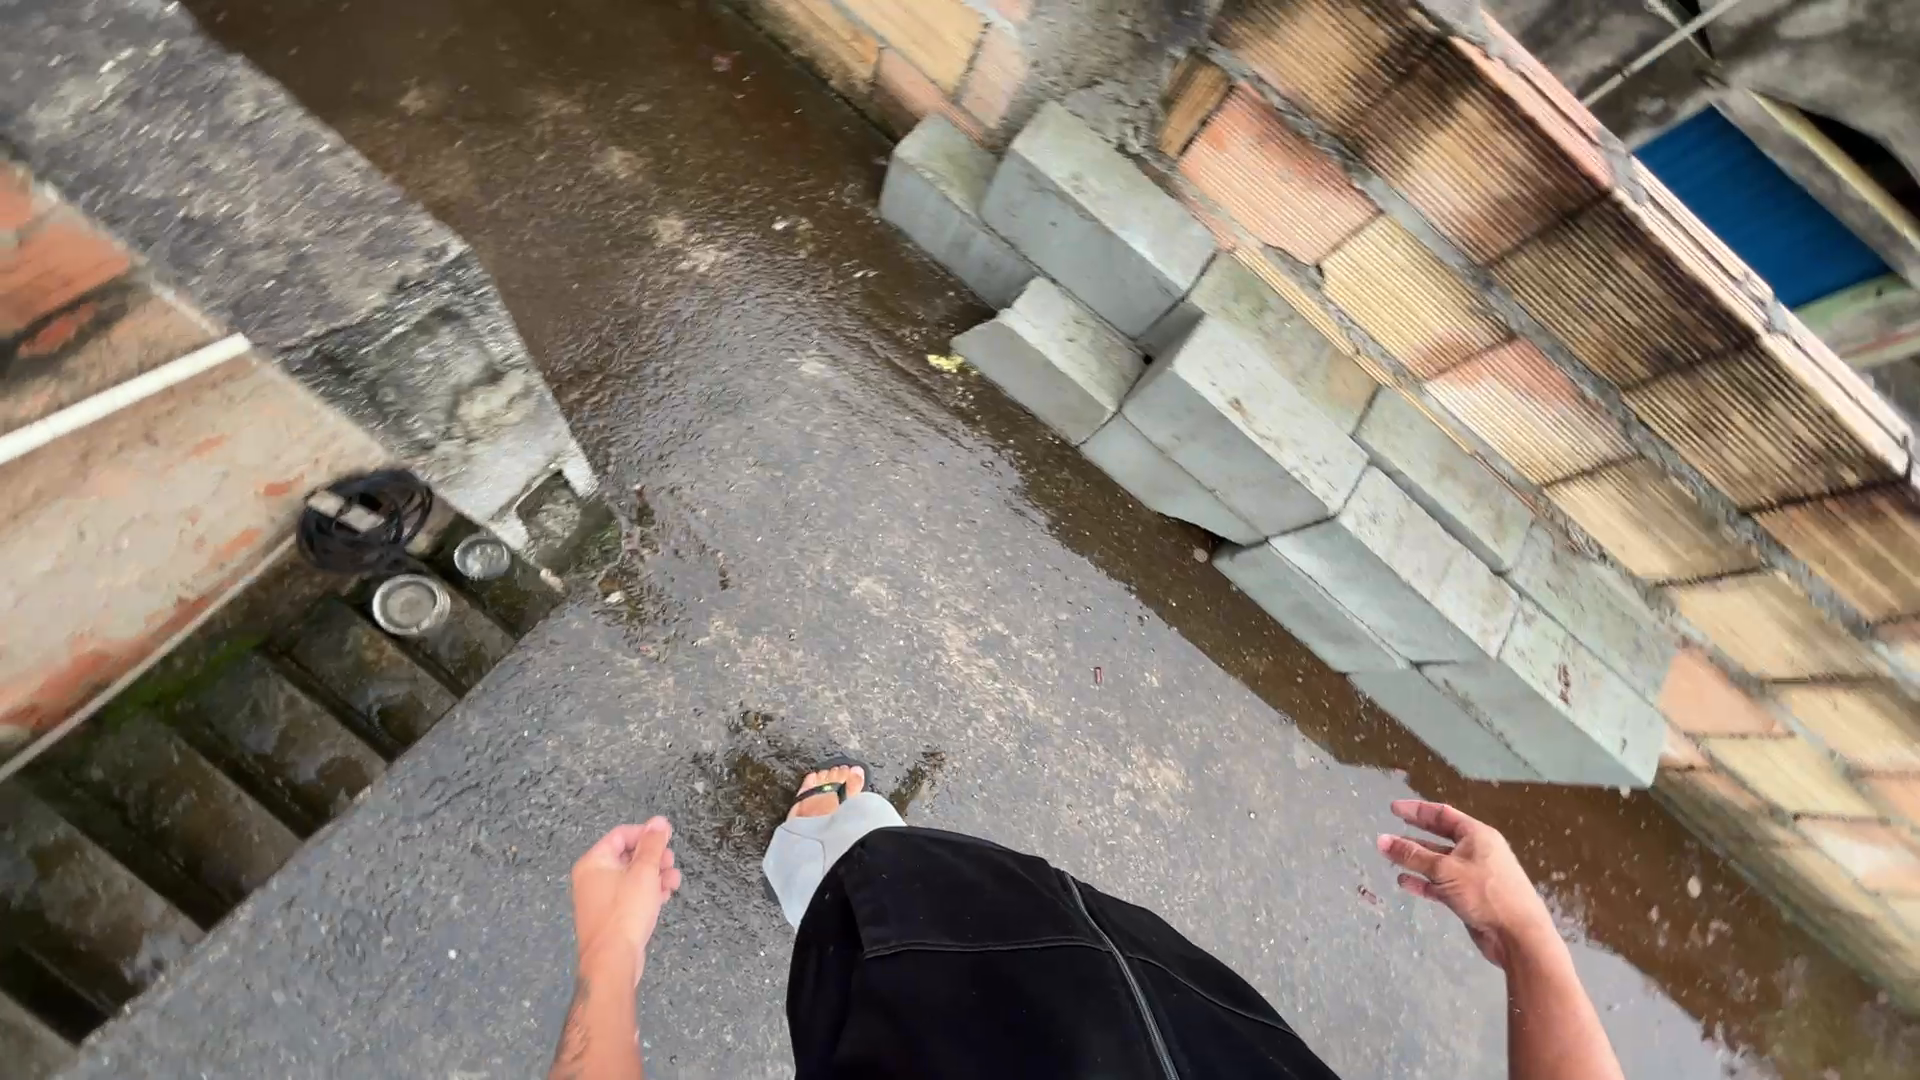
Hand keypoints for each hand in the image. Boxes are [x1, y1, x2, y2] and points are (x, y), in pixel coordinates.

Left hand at [569, 817, 682, 983]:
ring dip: (656, 875)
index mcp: (594, 862)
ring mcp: (599, 897)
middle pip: (629, 854)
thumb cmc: (624, 914)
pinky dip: (648, 891)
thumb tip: (659, 821)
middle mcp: (592, 878)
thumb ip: (653, 844)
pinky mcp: (610, 914)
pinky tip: (663, 897)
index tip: (667, 840)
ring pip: (633, 875)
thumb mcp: (645, 871)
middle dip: (655, 857)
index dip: (647, 834)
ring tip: (672, 883)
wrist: (613, 961)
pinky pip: (631, 893)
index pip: (622, 834)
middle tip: (670, 863)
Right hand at [1376, 800, 1554, 968]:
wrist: (1520, 939)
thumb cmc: (1485, 893)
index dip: (1417, 809)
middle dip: (1414, 835)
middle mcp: (1477, 852)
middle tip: (1390, 832)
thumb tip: (1381, 840)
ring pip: (1439, 862)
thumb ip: (1411, 855)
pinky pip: (1442, 884)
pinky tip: (1405, 882)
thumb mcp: (1444, 870)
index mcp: (1477, 836)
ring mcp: (1475, 876)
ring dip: (1415, 860)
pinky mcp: (1471, 897)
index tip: (1393, 809)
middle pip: (1440, 837)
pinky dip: (1424, 882)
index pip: (1442, 814)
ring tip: (1390, 858)